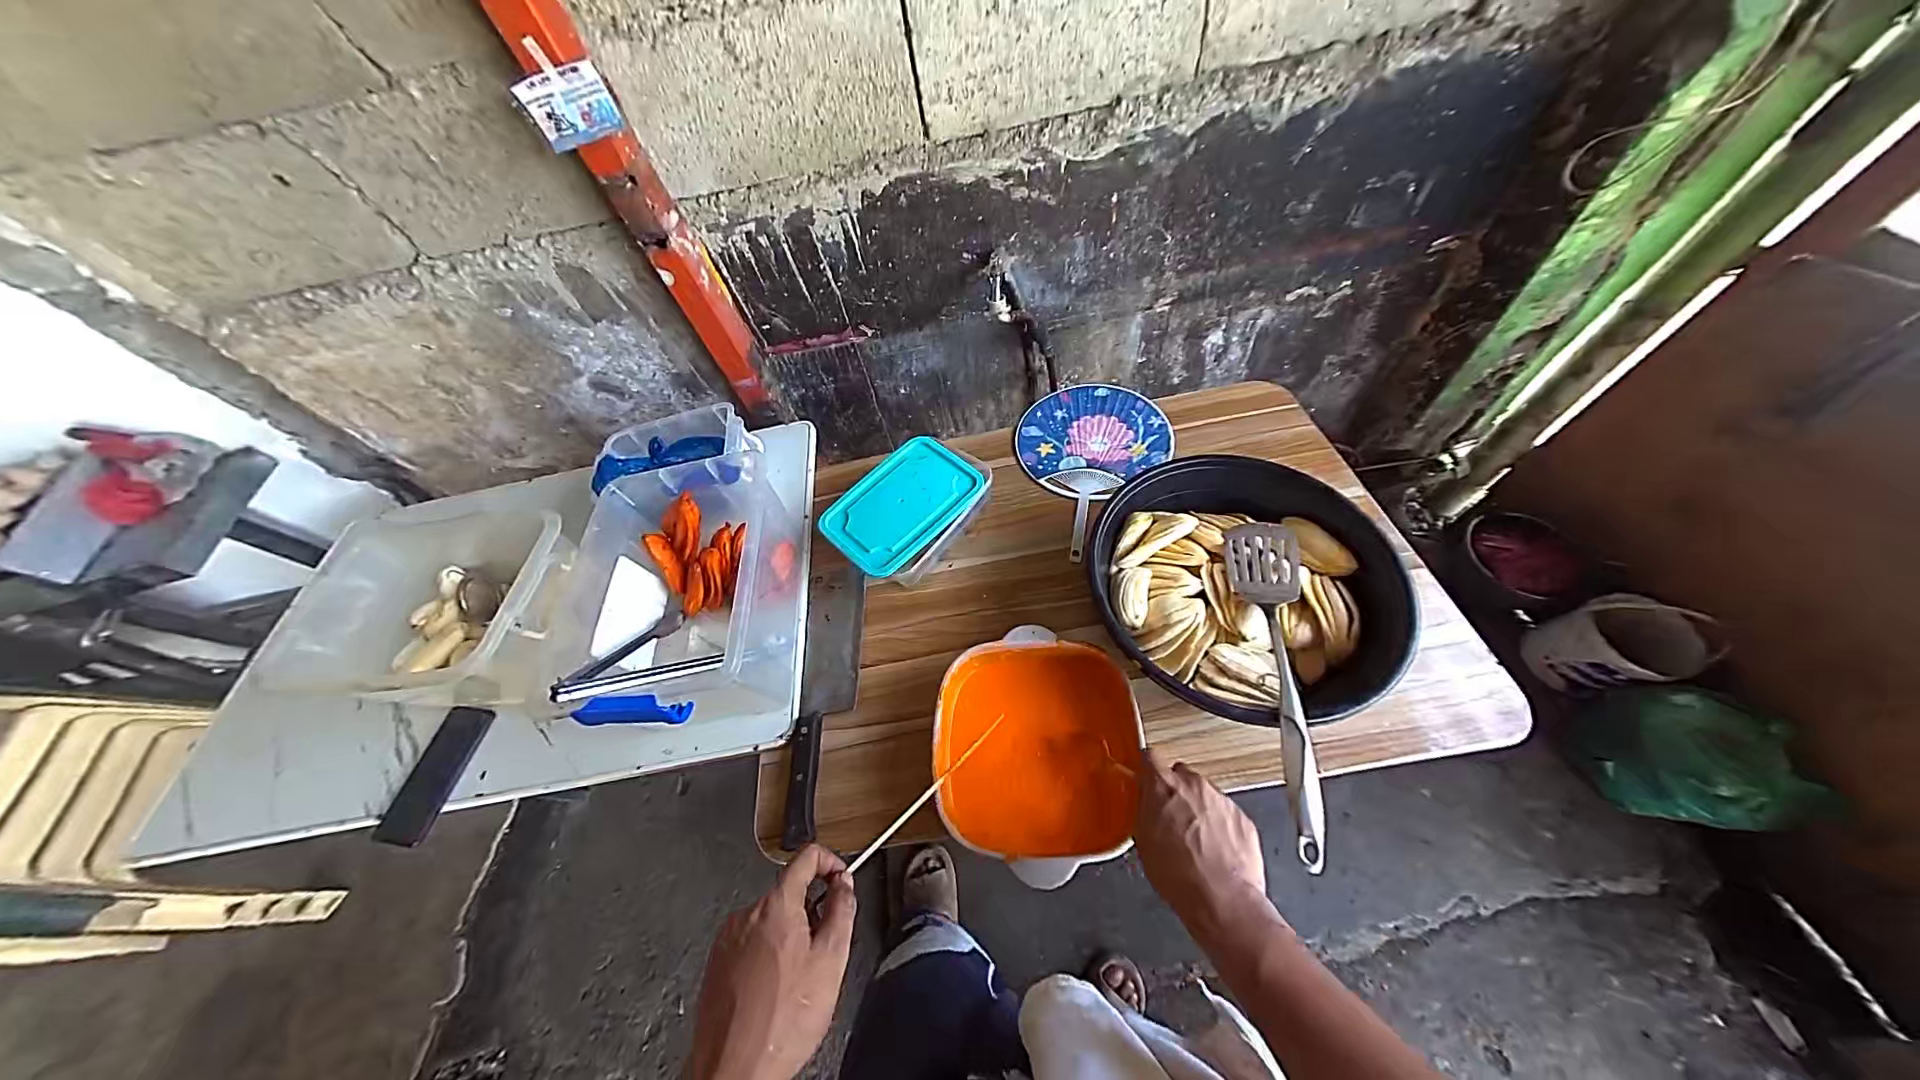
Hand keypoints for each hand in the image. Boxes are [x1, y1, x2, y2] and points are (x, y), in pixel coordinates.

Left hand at [683, 845, 855, 1079]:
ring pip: (771, 919)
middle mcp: (747, 915)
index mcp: (776, 907)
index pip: (807, 856)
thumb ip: (843, 911)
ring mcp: (729, 938)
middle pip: (789, 891)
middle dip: (811, 911)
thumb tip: (844, 885)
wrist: (732, 1071)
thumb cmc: (779, 1025)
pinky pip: (751, 941)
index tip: (839, 877)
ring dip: (789, 936)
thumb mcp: (831, 961)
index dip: (830, 862)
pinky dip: (767, 954)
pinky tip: (774, 989)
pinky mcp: (718, 961)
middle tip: (822, 948)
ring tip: (795, 979)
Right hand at [1134, 748, 1273, 934]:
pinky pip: (1226, 814)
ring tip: (1195, 842)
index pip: (1150, 757)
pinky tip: (1215, 851)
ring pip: (1205, 795)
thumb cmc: (1180, 876)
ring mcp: (1221, 800)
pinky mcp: (1242, 818)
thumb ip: (1143, 810)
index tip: (1146, 778)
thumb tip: (1144, 804)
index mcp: (1163, 786)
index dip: (1147, 769)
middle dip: (1175, 792)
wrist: (1222, 901)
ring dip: (1199, 810)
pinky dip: (1220, 827)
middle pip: (1180, 775)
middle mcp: (1194, 786)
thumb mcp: (1142, 840)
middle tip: (1170, 818)